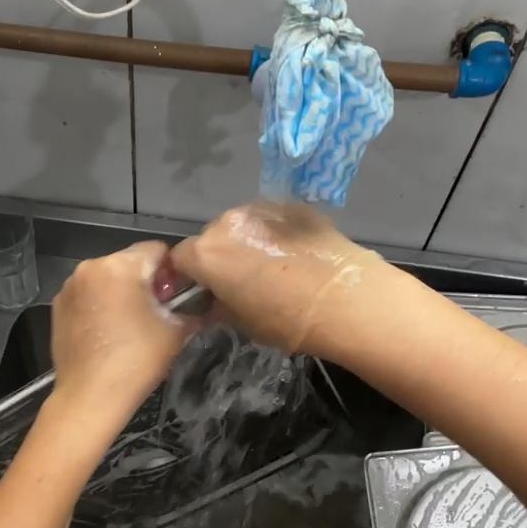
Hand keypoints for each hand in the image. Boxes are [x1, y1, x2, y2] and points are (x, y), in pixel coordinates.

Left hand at [49, 242, 198, 425]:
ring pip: (107, 277)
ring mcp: (70, 286)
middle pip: (130, 261)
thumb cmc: (137, 361)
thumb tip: (203, 304)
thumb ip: (192, 309)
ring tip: (130, 324)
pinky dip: (100, 304)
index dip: (172, 271)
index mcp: (122, 266)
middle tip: (155, 313)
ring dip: (121, 291)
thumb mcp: (176, 332)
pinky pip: (88, 294)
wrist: (90, 396)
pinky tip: (107, 331)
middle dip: (145, 281)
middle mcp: (91, 267)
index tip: (175, 296)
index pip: (157, 249)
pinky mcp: (58, 306)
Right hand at [170, 200, 391, 358]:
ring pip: (241, 226)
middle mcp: (227, 223)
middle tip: (240, 281)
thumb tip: (213, 301)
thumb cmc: (287, 320)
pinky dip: (273, 233)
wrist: (346, 299)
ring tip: (271, 266)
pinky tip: (293, 254)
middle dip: (219, 257)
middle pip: (210, 238)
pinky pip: (270, 220)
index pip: (179, 258)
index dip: (188, 276)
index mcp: (206, 253)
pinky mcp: (292, 204)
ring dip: (247, 242)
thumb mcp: (242, 323)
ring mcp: (261, 208)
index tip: (202, 291)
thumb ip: (218, 305)